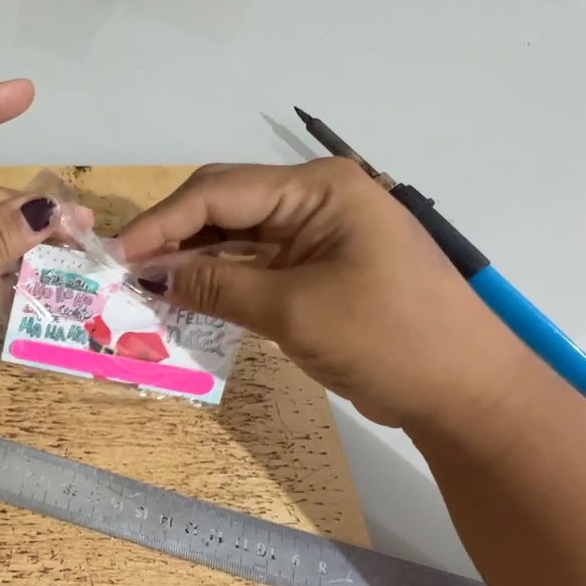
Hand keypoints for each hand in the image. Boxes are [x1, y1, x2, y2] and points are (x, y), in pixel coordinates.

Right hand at [117, 159, 540, 429]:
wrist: (469, 396)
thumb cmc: (390, 340)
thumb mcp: (293, 311)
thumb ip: (215, 285)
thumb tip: (148, 275)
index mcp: (319, 189)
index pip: (219, 193)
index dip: (161, 223)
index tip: (116, 256)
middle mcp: (315, 199)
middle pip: (222, 204)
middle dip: (171, 235)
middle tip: (125, 269)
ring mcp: (316, 233)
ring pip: (233, 233)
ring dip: (190, 257)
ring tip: (144, 283)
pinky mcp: (315, 266)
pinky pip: (252, 262)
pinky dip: (217, 277)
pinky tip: (183, 294)